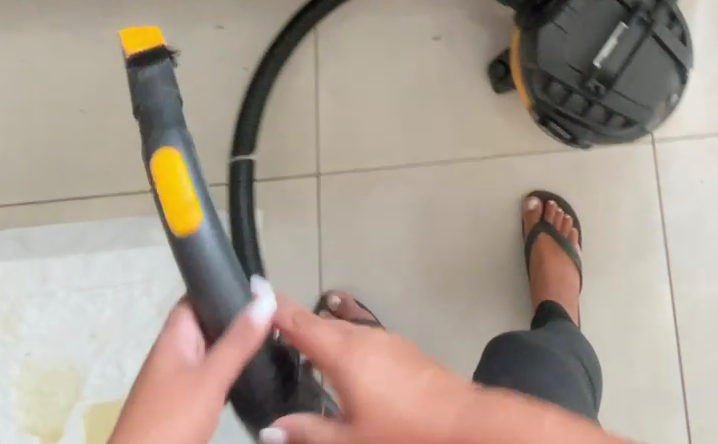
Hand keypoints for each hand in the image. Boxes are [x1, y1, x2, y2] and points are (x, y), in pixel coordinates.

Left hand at [109, 277, 277, 443]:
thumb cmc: (170, 423)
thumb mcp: (209, 378)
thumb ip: (238, 340)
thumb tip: (266, 295)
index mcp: (173, 340)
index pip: (197, 298)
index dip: (223, 286)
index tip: (260, 284)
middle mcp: (174, 356)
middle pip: (208, 324)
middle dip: (239, 316)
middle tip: (278, 310)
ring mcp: (178, 385)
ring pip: (213, 353)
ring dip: (238, 346)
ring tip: (276, 338)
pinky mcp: (186, 409)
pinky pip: (213, 378)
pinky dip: (233, 372)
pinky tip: (256, 374)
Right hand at [261, 297, 476, 443]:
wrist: (462, 422)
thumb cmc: (402, 433)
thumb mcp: (350, 441)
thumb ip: (308, 432)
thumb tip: (269, 429)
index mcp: (346, 355)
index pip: (303, 324)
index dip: (277, 308)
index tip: (255, 289)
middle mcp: (365, 339)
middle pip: (322, 324)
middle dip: (296, 323)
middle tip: (267, 326)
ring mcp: (387, 341)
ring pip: (345, 332)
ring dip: (321, 335)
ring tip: (297, 346)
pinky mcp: (402, 350)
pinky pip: (363, 341)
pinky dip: (343, 345)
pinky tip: (338, 366)